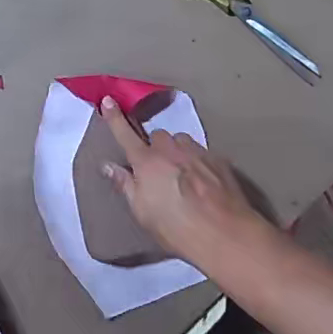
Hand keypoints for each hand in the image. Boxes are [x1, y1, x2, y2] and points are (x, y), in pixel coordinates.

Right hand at [99, 96, 274, 261]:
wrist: (224, 234)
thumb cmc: (176, 228)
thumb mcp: (142, 212)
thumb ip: (125, 185)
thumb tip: (109, 166)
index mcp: (146, 162)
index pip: (125, 134)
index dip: (115, 117)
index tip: (108, 100)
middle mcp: (170, 150)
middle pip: (158, 136)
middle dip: (155, 147)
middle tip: (157, 170)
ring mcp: (197, 152)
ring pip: (181, 141)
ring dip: (177, 151)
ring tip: (181, 175)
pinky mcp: (219, 159)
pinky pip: (201, 152)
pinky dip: (197, 161)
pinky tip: (202, 181)